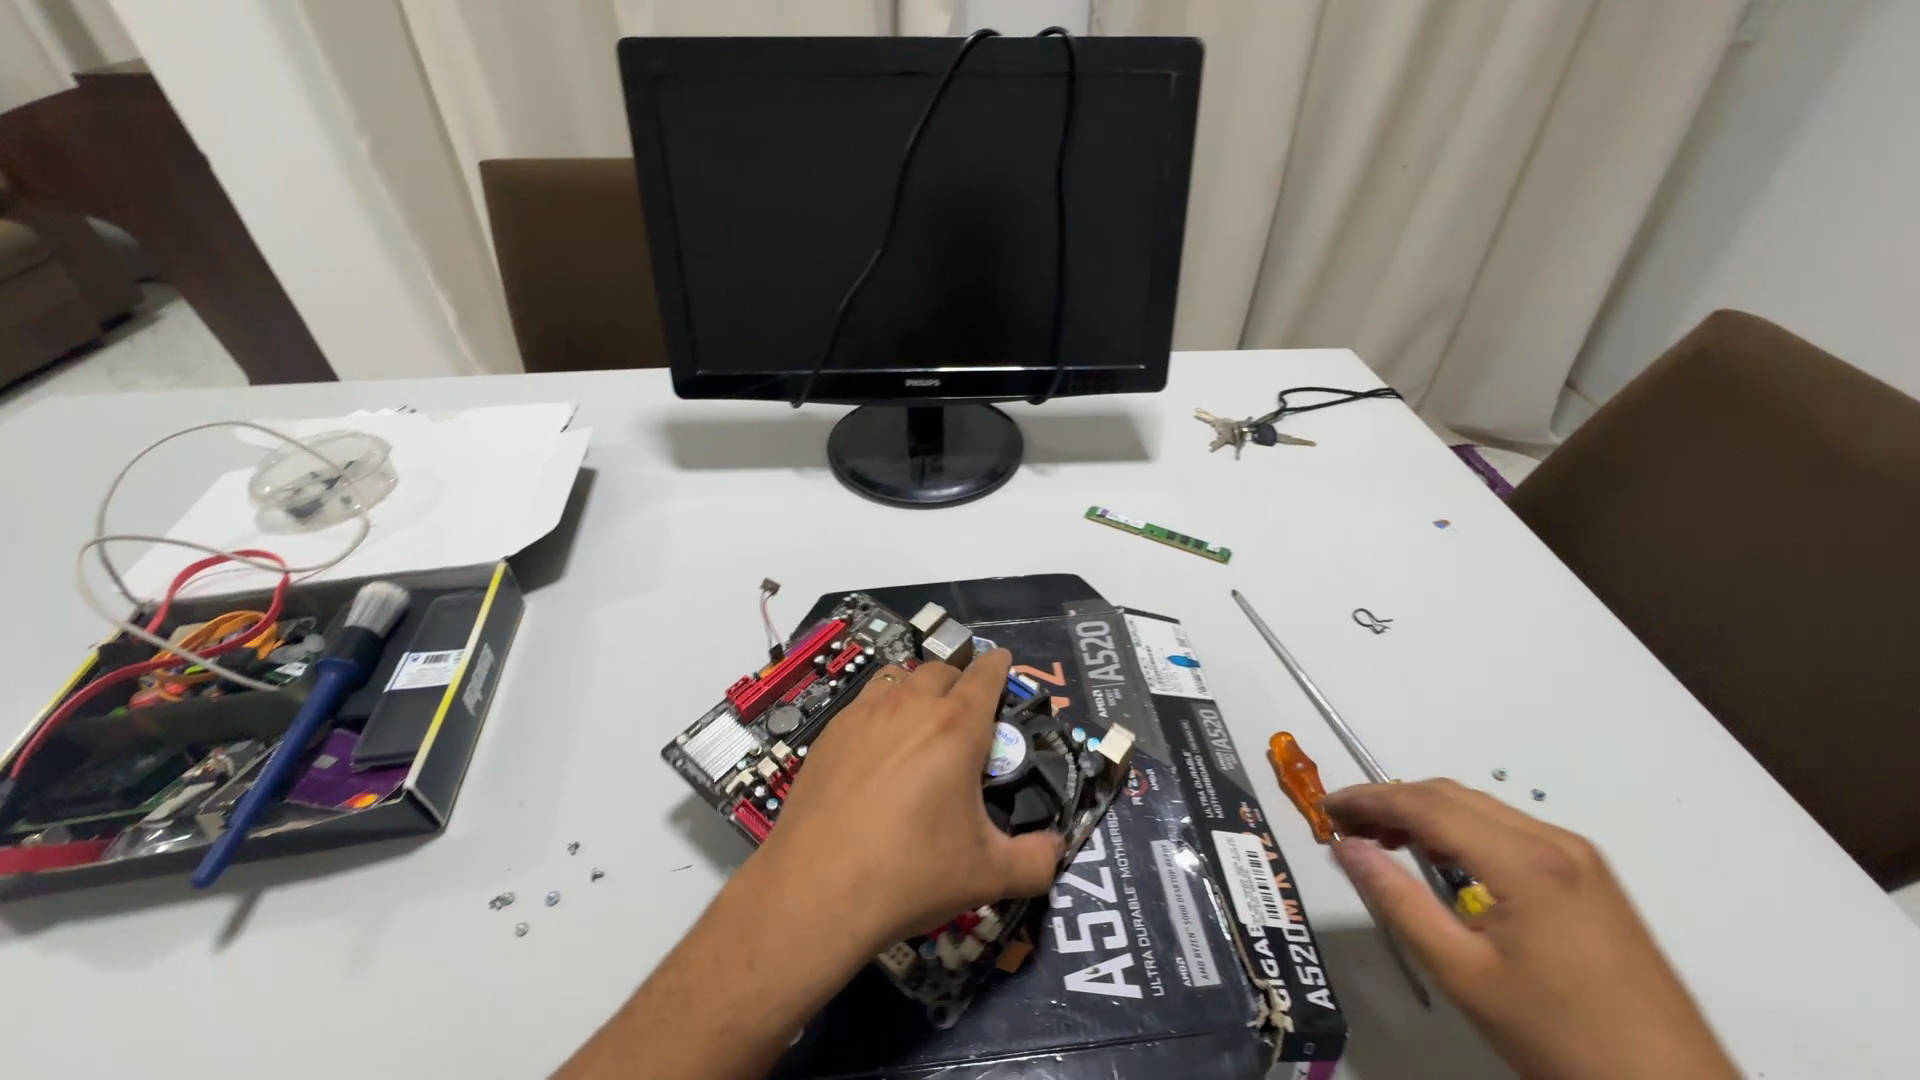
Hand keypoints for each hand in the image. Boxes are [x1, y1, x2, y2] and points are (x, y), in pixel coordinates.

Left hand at [754, 648, 1061, 951]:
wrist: (816, 891)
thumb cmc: (911, 874)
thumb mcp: (988, 875)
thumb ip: (1034, 861)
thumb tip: (1056, 852)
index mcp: (955, 727)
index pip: (984, 675)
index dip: (998, 666)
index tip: (1002, 662)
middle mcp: (909, 707)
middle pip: (940, 671)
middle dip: (959, 681)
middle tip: (967, 713)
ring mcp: (862, 716)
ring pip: (898, 679)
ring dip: (917, 689)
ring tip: (921, 722)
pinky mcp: (828, 736)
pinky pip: (863, 703)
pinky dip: (880, 711)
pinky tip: (877, 750)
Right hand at [1325, 780, 1736, 1079]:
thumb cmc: (1558, 1038)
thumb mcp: (1462, 973)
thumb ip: (1397, 901)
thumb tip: (1346, 848)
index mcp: (1523, 861)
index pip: (1426, 804)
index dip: (1367, 798)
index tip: (1324, 807)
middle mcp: (1555, 841)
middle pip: (1453, 796)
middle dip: (1392, 802)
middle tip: (1345, 826)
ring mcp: (1581, 858)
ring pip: (1482, 810)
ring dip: (1427, 814)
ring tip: (1382, 840)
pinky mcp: (1593, 879)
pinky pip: (1511, 832)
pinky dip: (1463, 831)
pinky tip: (1442, 859)